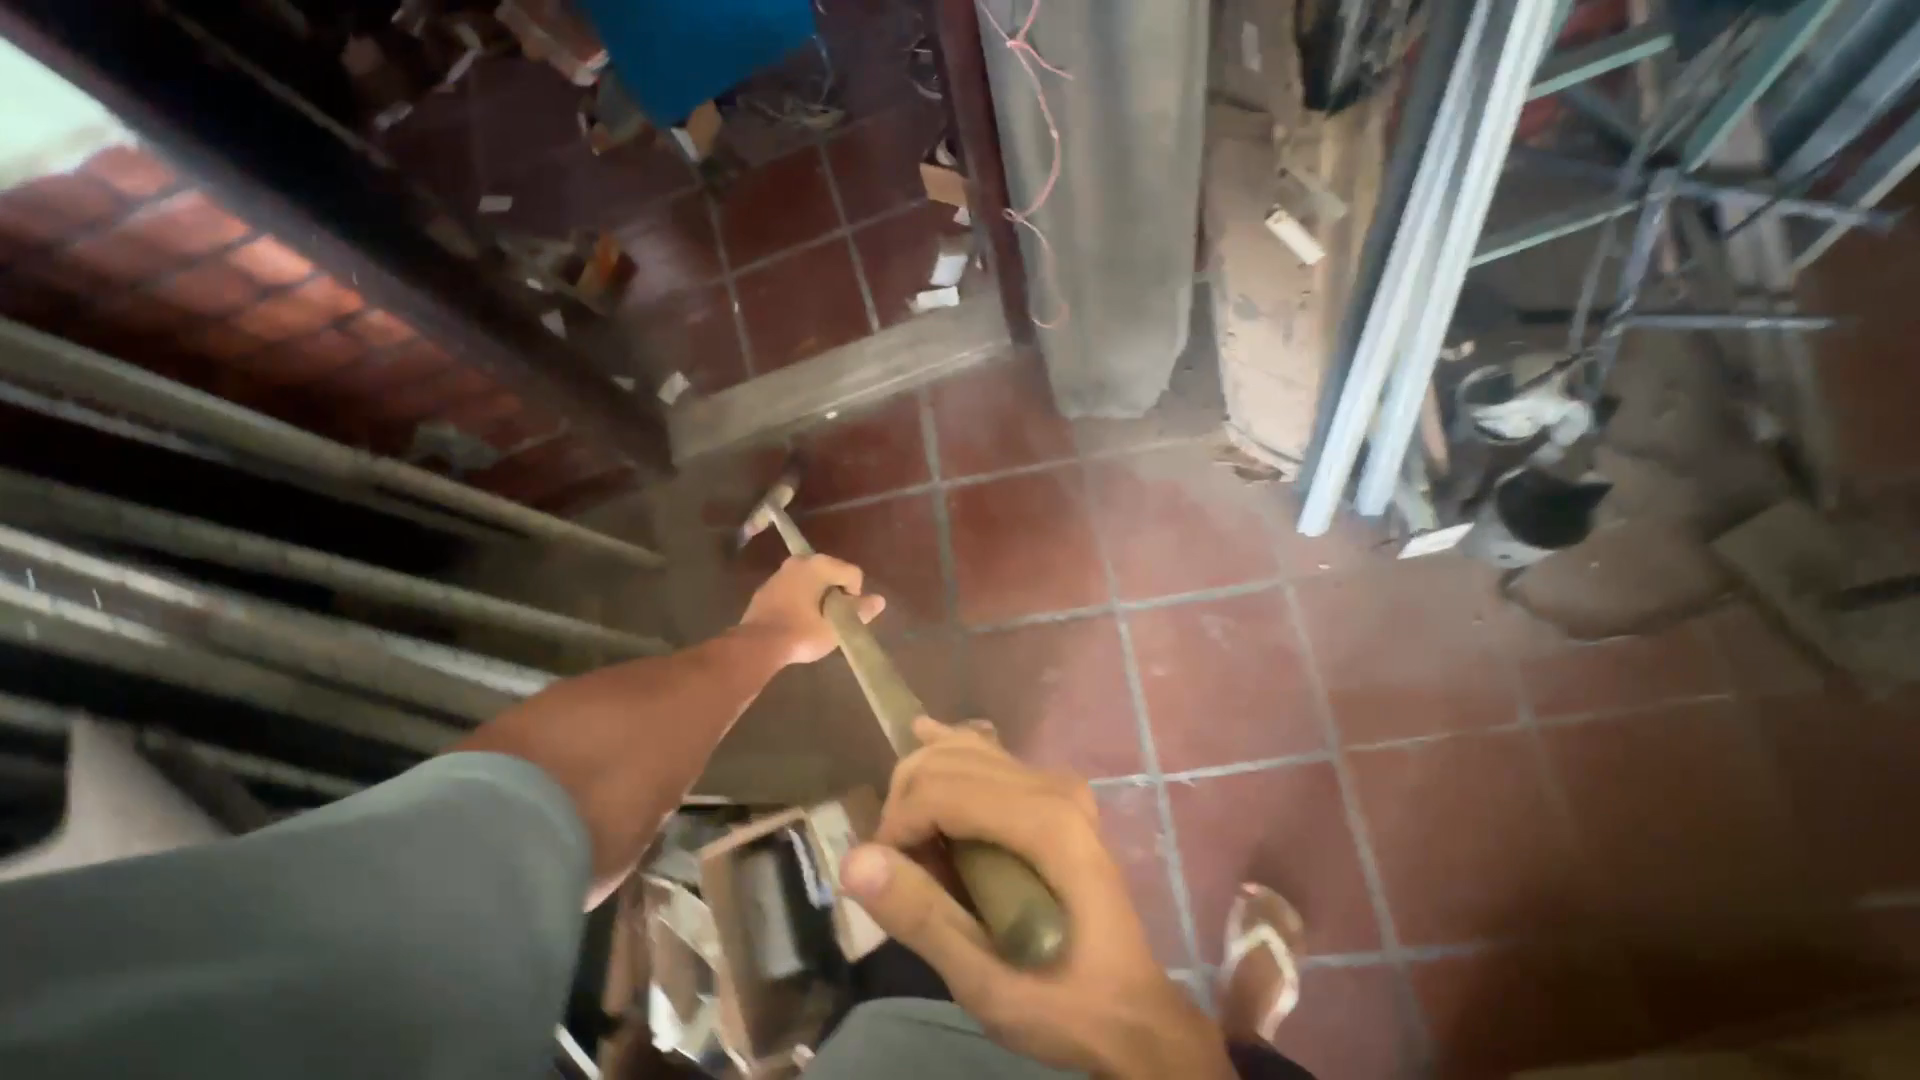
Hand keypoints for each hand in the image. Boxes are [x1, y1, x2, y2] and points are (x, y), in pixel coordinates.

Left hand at [737, 554, 884, 665]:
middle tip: (833, 618)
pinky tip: (796, 620)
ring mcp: (780, 572)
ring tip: (815, 621)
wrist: (757, 645)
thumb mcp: (837, 626)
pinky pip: (793, 589)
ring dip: (817, 596)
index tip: (845, 616)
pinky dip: (800, 599)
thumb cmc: (802, 633)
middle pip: (832, 573)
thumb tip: (880, 600)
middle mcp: (800, 561)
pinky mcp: (767, 587)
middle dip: (836, 593)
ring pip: (811, 580)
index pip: (853, 573)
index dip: (855, 596)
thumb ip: (861, 610)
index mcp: (819, 564)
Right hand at [838, 718, 1234, 1079]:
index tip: (883, 880)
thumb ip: (923, 917)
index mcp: (1046, 825)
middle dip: (906, 806)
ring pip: (965, 750)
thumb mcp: (986, 981)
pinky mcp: (1057, 796)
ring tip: (911, 840)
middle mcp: (1055, 788)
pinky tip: (927, 735)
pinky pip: (989, 757)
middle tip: (900, 870)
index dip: (897, 827)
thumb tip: (854, 860)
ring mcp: (1060, 786)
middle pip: (949, 761)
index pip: (941, 788)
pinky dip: (951, 756)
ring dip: (923, 786)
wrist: (1128, 1014)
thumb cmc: (1061, 1003)